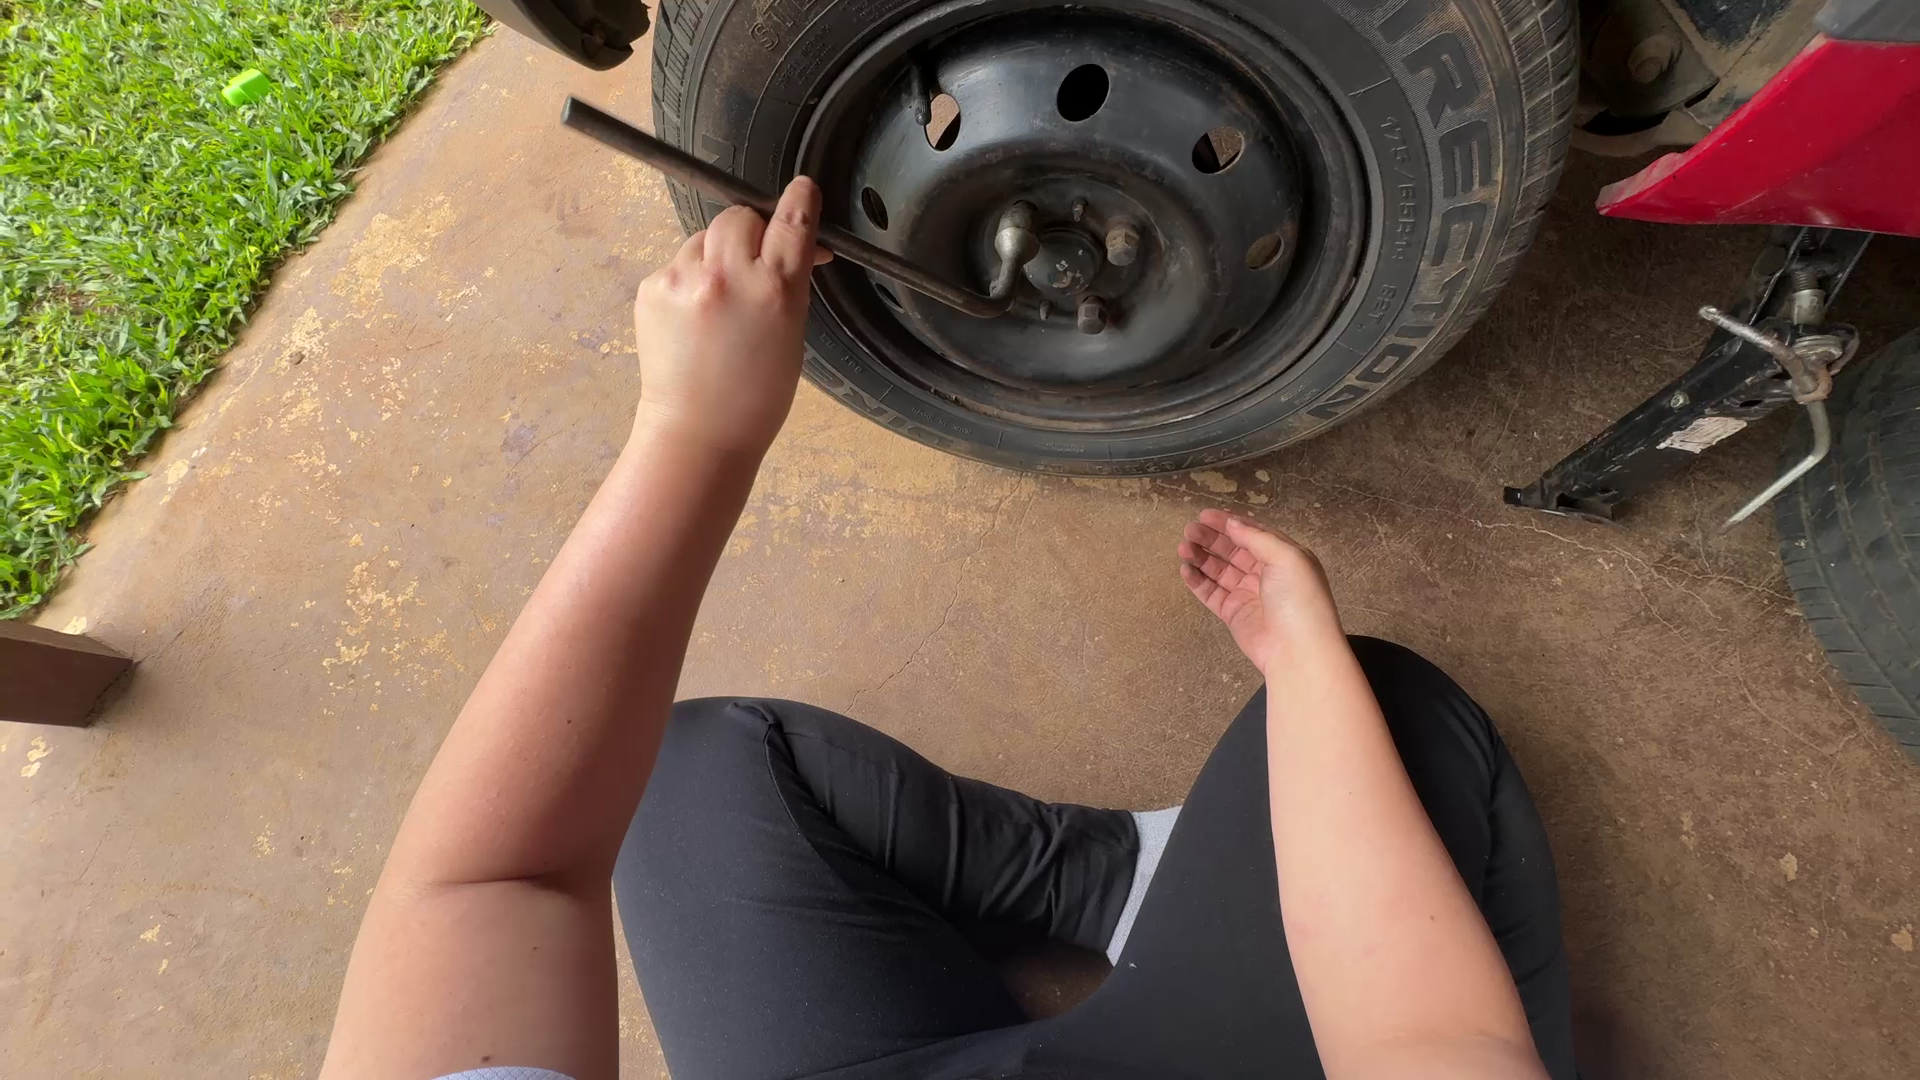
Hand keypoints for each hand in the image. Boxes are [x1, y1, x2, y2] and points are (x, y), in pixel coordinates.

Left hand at [630, 176, 831, 455]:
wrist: (699, 433)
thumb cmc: (756, 397)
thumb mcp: (792, 337)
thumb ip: (790, 285)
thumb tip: (792, 248)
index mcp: (775, 291)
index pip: (791, 224)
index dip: (799, 202)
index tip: (803, 189)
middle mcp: (728, 275)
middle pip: (740, 217)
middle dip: (751, 231)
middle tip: (755, 263)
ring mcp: (684, 279)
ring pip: (705, 239)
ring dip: (717, 257)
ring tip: (721, 307)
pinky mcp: (653, 288)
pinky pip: (678, 265)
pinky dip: (691, 281)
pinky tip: (696, 320)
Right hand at [1178, 508, 1342, 674]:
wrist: (1297, 650)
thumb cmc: (1299, 600)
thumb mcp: (1287, 558)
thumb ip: (1257, 537)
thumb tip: (1232, 523)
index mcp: (1283, 557)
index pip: (1252, 534)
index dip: (1229, 523)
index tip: (1205, 515)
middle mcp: (1265, 573)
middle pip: (1232, 550)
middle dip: (1210, 538)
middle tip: (1189, 530)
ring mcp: (1247, 593)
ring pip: (1218, 569)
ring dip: (1200, 557)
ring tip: (1183, 548)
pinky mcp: (1232, 613)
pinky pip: (1210, 592)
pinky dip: (1197, 580)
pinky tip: (1185, 569)